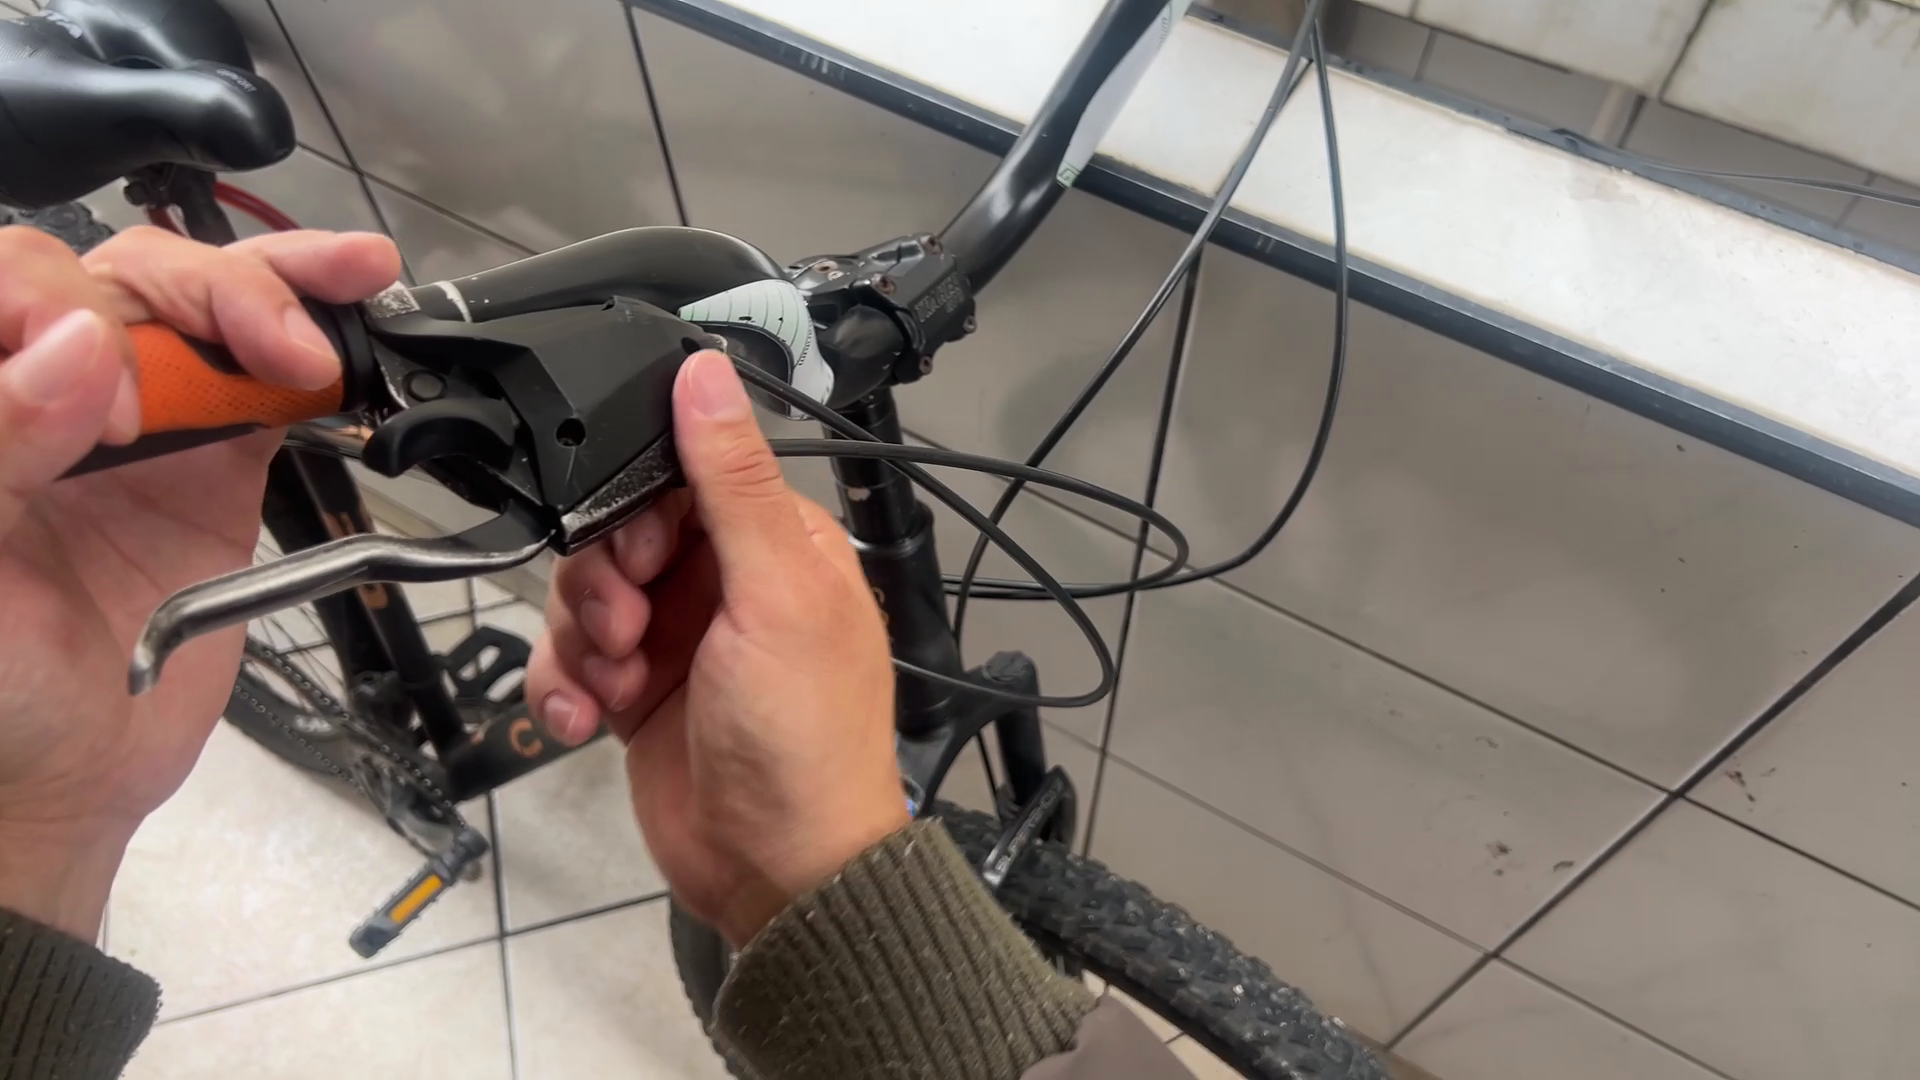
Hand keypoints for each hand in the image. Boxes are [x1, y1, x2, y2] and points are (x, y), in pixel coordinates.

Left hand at [0, 224, 400, 941]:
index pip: (9, 284)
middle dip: (216, 291)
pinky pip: (269, 388)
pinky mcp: (218, 464)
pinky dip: (320, 355)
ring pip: (204, 313)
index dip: (72, 310)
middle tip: (287, 348)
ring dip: (283, 289)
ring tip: (361, 274)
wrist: (64, 770)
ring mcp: (140, 425)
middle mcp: (37, 389)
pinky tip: (358, 328)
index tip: (125, 413)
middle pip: (122, 277)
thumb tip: (89, 346)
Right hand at [528, 350, 905, 946]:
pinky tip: (588, 718)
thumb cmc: (801, 730)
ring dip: (583, 638)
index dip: (643, 509)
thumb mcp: (773, 594)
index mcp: (778, 544)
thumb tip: (707, 375)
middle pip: (625, 533)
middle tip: (627, 629)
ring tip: (618, 684)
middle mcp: (731, 581)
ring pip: (588, 594)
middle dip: (606, 582)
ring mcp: (683, 636)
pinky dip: (565, 683)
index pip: (688, 479)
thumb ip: (733, 483)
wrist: (780, 866)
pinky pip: (572, 658)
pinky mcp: (640, 688)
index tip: (637, 557)